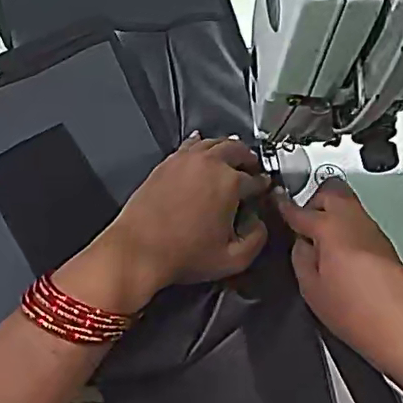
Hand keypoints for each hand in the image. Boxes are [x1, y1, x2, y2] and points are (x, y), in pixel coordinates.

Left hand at [57, 133, 271, 314]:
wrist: (139, 250)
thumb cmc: (181, 254)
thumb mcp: (233, 259)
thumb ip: (256, 240)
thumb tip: (259, 226)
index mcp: (229, 182)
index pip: (255, 179)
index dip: (263, 186)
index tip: (263, 190)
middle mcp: (208, 164)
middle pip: (237, 150)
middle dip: (249, 159)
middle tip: (253, 168)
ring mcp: (185, 161)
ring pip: (214, 142)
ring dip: (228, 148)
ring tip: (233, 156)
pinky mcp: (166, 164)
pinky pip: (189, 145)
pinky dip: (200, 143)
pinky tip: (201, 145)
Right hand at [274, 178, 402, 373]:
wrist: (402, 331)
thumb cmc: (360, 314)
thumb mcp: (311, 289)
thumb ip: (300, 257)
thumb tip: (300, 244)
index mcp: (331, 228)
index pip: (300, 210)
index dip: (284, 206)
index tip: (278, 203)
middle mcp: (356, 222)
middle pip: (331, 191)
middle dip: (312, 200)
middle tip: (301, 221)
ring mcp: (374, 232)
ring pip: (348, 204)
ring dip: (330, 213)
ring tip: (318, 239)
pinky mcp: (386, 245)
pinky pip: (359, 223)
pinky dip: (345, 228)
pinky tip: (338, 252)